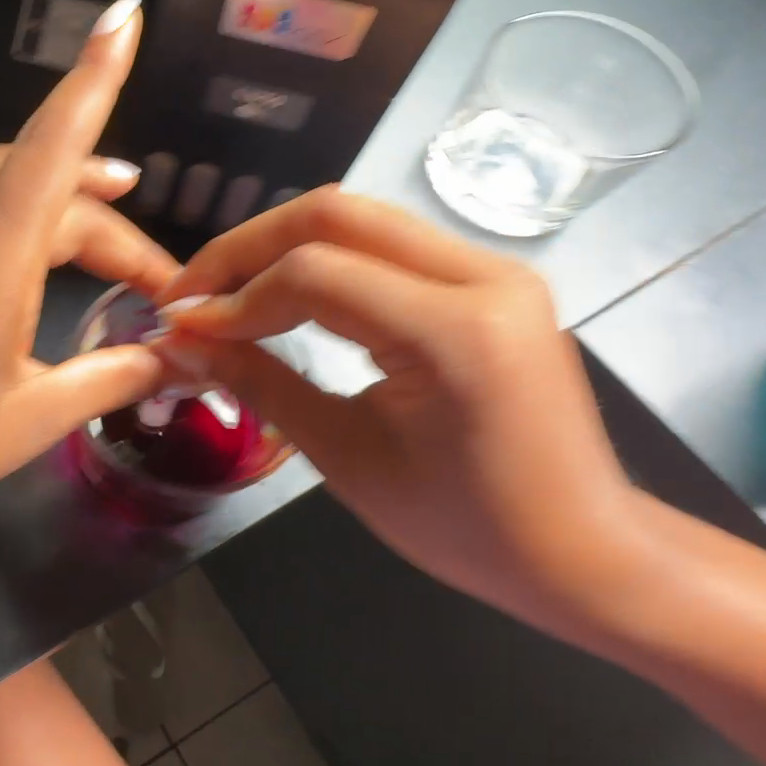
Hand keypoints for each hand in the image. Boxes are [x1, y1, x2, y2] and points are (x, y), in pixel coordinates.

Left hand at [0, 0, 180, 578]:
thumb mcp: (35, 417)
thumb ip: (112, 373)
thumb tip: (172, 354)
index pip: (54, 147)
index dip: (95, 77)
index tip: (126, 14)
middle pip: (41, 178)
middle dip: (105, 212)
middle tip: (153, 279)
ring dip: (56, 199)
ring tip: (106, 229)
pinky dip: (9, 210)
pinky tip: (28, 245)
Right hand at [152, 190, 645, 627]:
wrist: (584, 552)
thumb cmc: (465, 528)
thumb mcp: (346, 459)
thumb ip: (260, 384)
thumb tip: (181, 344)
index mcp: (454, 331)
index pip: (314, 273)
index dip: (233, 296)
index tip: (180, 328)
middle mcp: (483, 276)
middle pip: (335, 214)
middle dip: (246, 248)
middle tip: (192, 295)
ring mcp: (493, 269)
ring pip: (359, 219)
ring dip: (279, 248)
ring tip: (225, 296)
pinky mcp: (489, 279)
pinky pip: (385, 245)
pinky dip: (320, 261)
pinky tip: (283, 297)